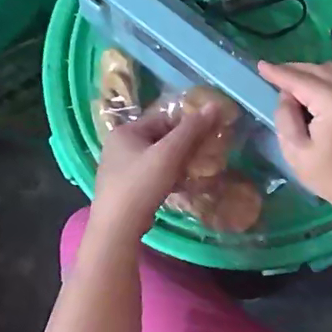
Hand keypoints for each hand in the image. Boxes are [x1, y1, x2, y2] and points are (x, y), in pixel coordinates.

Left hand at [90, 107, 216, 241]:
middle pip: (158, 139)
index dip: (186, 126)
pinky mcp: (124, 189)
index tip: (207, 136)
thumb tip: (214, 105)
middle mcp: (117, 146)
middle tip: (204, 156)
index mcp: (124, 131)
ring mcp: (118, 169)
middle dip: (182, 148)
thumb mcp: (168, 154)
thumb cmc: (141, 184)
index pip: (162, 119)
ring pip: (155, 159)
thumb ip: (191, 130)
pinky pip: (150, 176)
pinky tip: (180, 188)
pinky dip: (166, 179)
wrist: (117, 227)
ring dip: (176, 164)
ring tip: (194, 173)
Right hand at [258, 60, 331, 210]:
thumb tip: (286, 96)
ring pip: (327, 70)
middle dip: (290, 70)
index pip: (298, 80)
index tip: (259, 65)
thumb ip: (285, 117)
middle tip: (269, 75)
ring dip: (306, 73)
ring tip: (287, 84)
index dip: (276, 72)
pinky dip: (320, 78)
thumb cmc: (328, 175)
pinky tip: (308, 90)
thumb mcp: (295, 151)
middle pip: (314, 69)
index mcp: (331, 102)